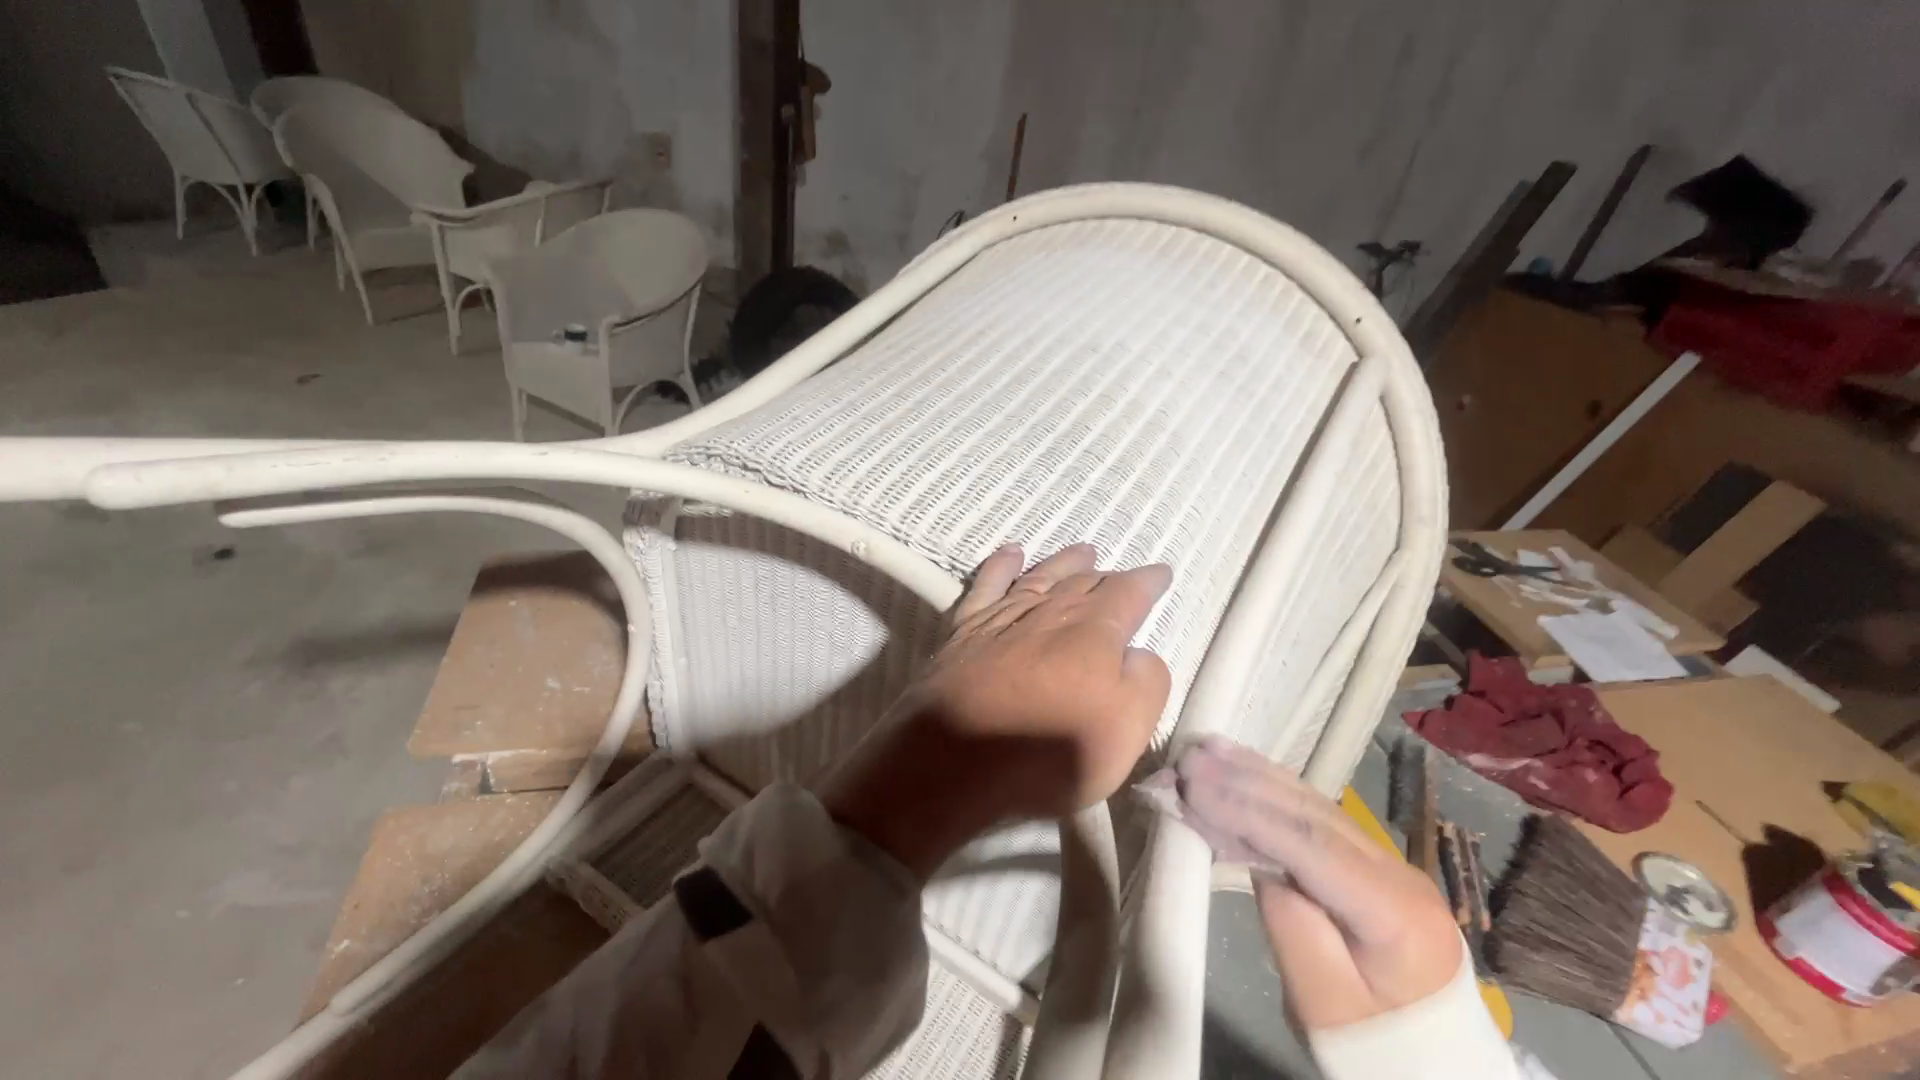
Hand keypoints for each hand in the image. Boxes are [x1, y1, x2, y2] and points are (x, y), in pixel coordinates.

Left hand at [822, 543, 1172, 878]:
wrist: (952, 763)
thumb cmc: (1049, 756)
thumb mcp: (1126, 731)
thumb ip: (1146, 683)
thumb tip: (1137, 653)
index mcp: (1093, 634)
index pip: (1128, 594)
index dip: (1147, 583)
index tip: (1160, 574)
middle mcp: (1048, 615)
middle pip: (1083, 583)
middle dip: (1107, 575)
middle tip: (1121, 573)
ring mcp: (1001, 621)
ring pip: (1039, 578)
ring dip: (1063, 563)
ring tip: (1082, 551)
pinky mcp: (962, 633)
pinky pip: (986, 586)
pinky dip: (1000, 566)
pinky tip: (1010, 554)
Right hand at [1174, 738, 1462, 1029]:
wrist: (1431, 1061)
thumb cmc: (1374, 1042)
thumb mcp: (1326, 1005)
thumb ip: (1293, 928)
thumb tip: (1259, 864)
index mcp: (1393, 910)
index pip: (1312, 844)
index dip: (1250, 811)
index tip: (1194, 788)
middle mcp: (1396, 870)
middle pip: (1313, 815)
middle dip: (1247, 784)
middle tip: (1190, 761)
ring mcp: (1387, 862)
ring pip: (1316, 806)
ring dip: (1257, 776)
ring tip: (1208, 750)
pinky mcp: (1370, 864)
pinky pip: (1318, 817)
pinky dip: (1275, 790)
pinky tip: (1245, 769)